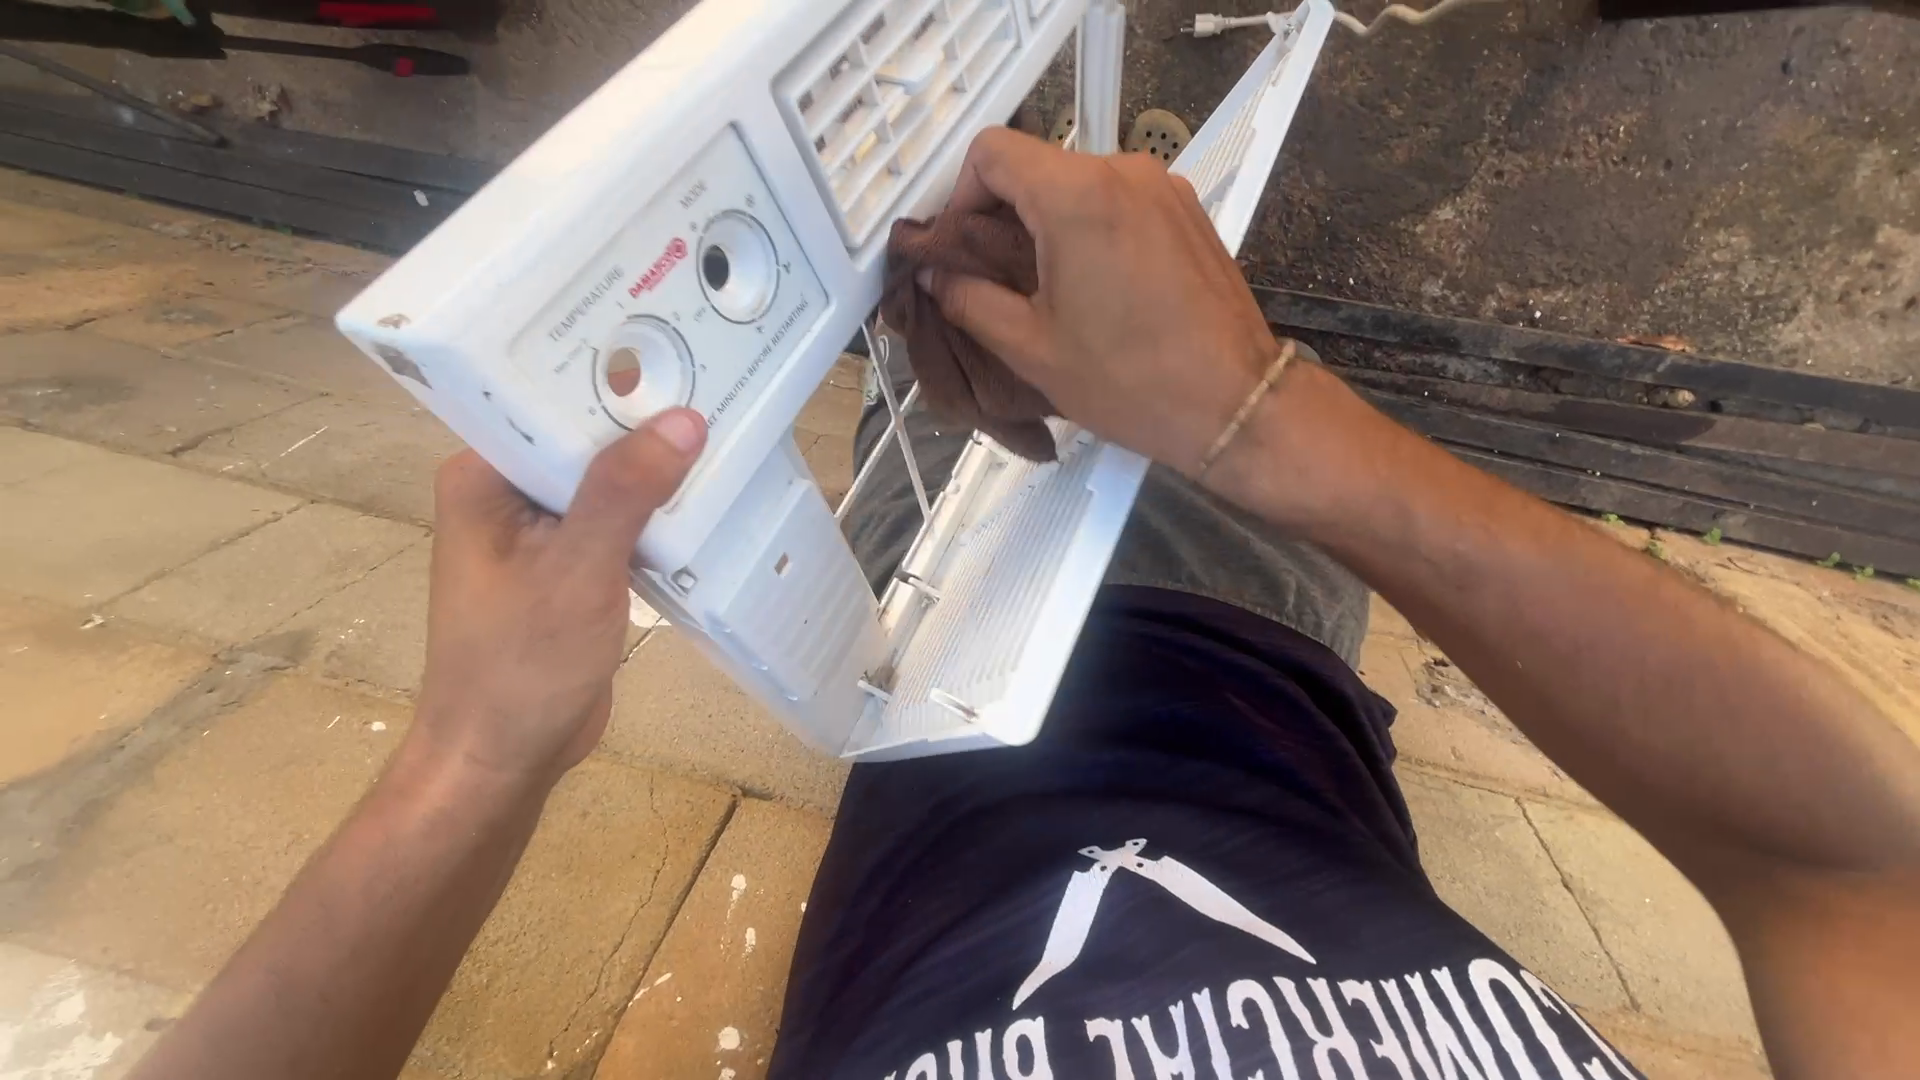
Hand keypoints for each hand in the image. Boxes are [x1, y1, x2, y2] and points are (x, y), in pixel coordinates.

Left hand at [410, 410, 705, 791]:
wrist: (505, 756)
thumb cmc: (519, 667)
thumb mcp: (574, 573)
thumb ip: (624, 495)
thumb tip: (683, 420)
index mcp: (484, 478)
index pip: (547, 403)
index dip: (609, 378)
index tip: (675, 353)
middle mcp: (511, 494)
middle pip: (587, 440)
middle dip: (647, 427)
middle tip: (716, 392)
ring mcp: (546, 532)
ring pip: (612, 483)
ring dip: (661, 474)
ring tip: (725, 437)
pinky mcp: (577, 565)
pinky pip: (624, 523)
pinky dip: (662, 517)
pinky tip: (708, 503)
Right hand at [917, 127, 1285, 475]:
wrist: (1232, 403)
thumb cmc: (1129, 381)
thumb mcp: (1032, 348)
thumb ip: (970, 301)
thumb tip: (938, 276)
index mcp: (1077, 196)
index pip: (991, 153)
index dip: (959, 196)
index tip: (959, 250)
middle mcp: (1123, 172)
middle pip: (1036, 166)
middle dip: (1001, 216)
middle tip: (992, 281)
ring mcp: (1163, 189)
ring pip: (1078, 185)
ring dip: (1046, 226)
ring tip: (1046, 293)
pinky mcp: (1187, 212)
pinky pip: (1118, 203)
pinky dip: (1090, 231)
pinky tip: (1093, 289)